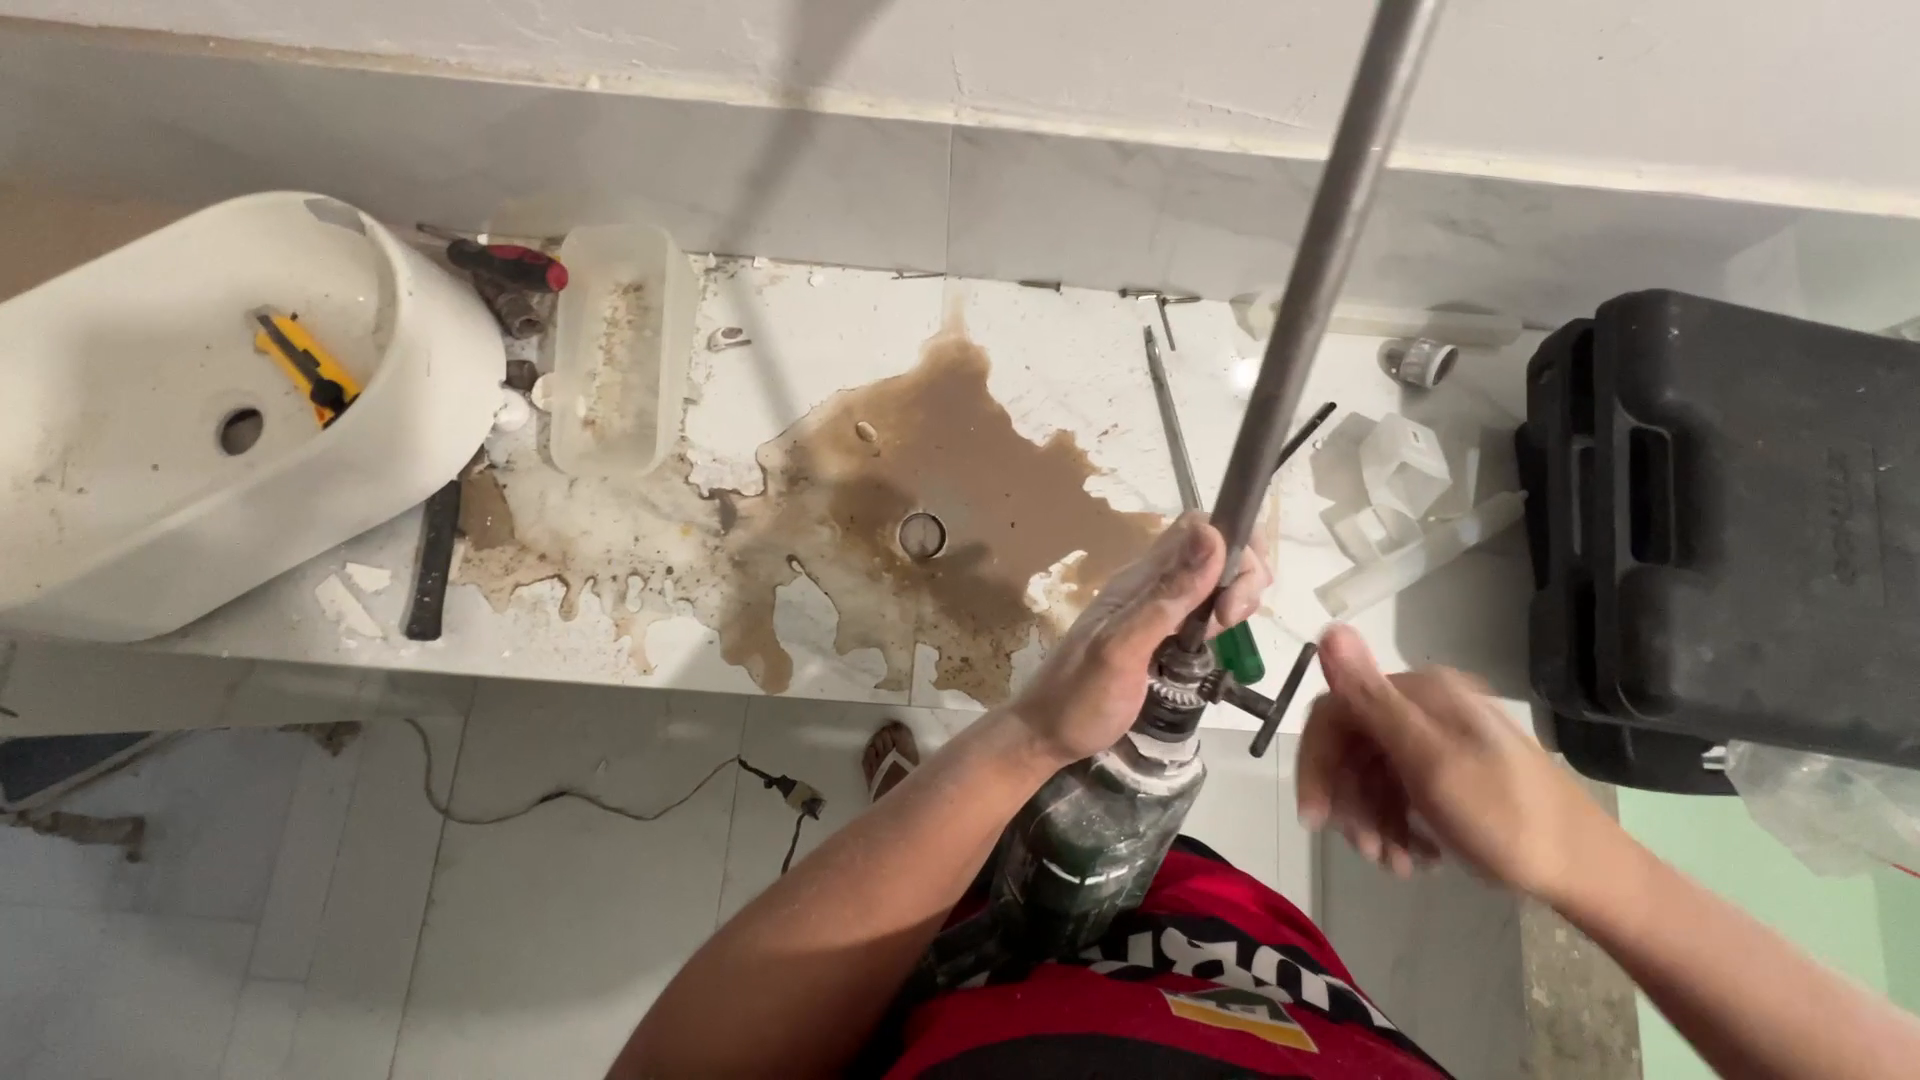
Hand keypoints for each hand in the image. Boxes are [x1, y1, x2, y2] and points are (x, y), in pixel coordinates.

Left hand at [1009, 513, 1272, 767]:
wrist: (1046, 735)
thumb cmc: (1079, 697)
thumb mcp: (1123, 648)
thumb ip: (1167, 596)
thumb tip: (1211, 535)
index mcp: (1138, 579)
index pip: (1196, 526)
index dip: (1231, 542)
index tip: (1237, 591)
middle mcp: (1149, 585)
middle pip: (1211, 549)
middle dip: (1241, 573)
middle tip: (1233, 620)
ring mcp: (1154, 609)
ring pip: (1210, 578)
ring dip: (1234, 595)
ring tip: (1224, 633)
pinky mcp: (1160, 635)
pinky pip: (1200, 609)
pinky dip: (1219, 617)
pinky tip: (1212, 643)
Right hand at [1297, 625, 1616, 900]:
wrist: (1591, 877)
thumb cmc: (1509, 820)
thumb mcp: (1433, 762)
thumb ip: (1373, 699)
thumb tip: (1330, 629)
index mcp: (1421, 694)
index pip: (1336, 713)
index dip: (1317, 763)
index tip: (1314, 818)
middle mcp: (1424, 708)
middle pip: (1351, 748)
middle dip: (1348, 801)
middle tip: (1364, 848)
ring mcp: (1436, 741)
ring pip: (1369, 775)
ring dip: (1370, 820)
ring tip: (1395, 863)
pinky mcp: (1446, 773)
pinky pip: (1395, 792)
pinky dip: (1393, 825)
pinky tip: (1415, 857)